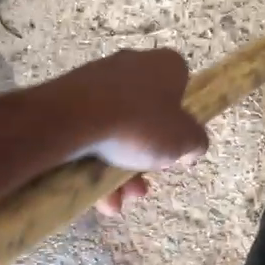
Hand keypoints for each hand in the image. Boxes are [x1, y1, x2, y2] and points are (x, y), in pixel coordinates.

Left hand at [44, 49, 208, 216]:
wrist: (73, 119)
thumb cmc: (141, 124)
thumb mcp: (185, 140)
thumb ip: (196, 143)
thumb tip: (192, 147)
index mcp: (166, 65)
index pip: (181, 88)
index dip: (180, 120)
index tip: (174, 146)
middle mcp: (132, 64)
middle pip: (146, 116)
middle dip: (145, 157)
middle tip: (142, 182)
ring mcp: (97, 80)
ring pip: (116, 129)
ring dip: (119, 170)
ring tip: (116, 200)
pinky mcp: (68, 97)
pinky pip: (89, 132)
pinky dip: (94, 165)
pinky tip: (97, 196)